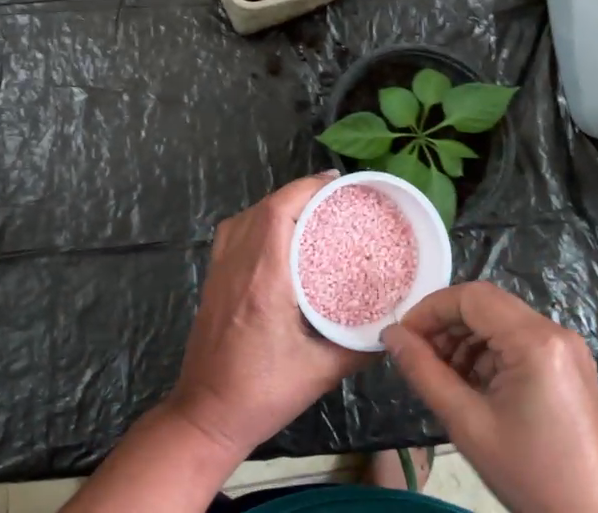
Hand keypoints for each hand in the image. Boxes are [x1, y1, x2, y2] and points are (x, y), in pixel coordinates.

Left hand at [167, 172, 369, 459]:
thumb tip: (391, 328)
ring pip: (244, 217)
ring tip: (307, 210)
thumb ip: (358, 348)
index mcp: (264, 279)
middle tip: (331, 196)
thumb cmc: (262, 394)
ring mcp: (220, 271)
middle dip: (296, 193)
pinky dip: (255, 221)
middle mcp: (238, 265)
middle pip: (263, 208)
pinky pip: (233, 234)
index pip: (279, 212)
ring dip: (274, 205)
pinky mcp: (212, 280)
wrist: (206, 414)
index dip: (305, 188)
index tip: (334, 183)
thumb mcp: (320, 373)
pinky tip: (276, 236)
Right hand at [382, 282, 597, 512]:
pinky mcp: (569, 366)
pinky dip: (488, 355)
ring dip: (465, 341)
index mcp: (535, 340)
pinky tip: (470, 385)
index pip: (470, 297)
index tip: (402, 337)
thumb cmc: (530, 473)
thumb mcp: (467, 423)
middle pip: (486, 305)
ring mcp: (566, 348)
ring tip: (441, 377)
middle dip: (446, 326)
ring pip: (500, 322)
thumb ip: (424, 371)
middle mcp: (555, 331)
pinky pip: (518, 341)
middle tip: (416, 357)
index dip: (430, 310)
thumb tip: (391, 335)